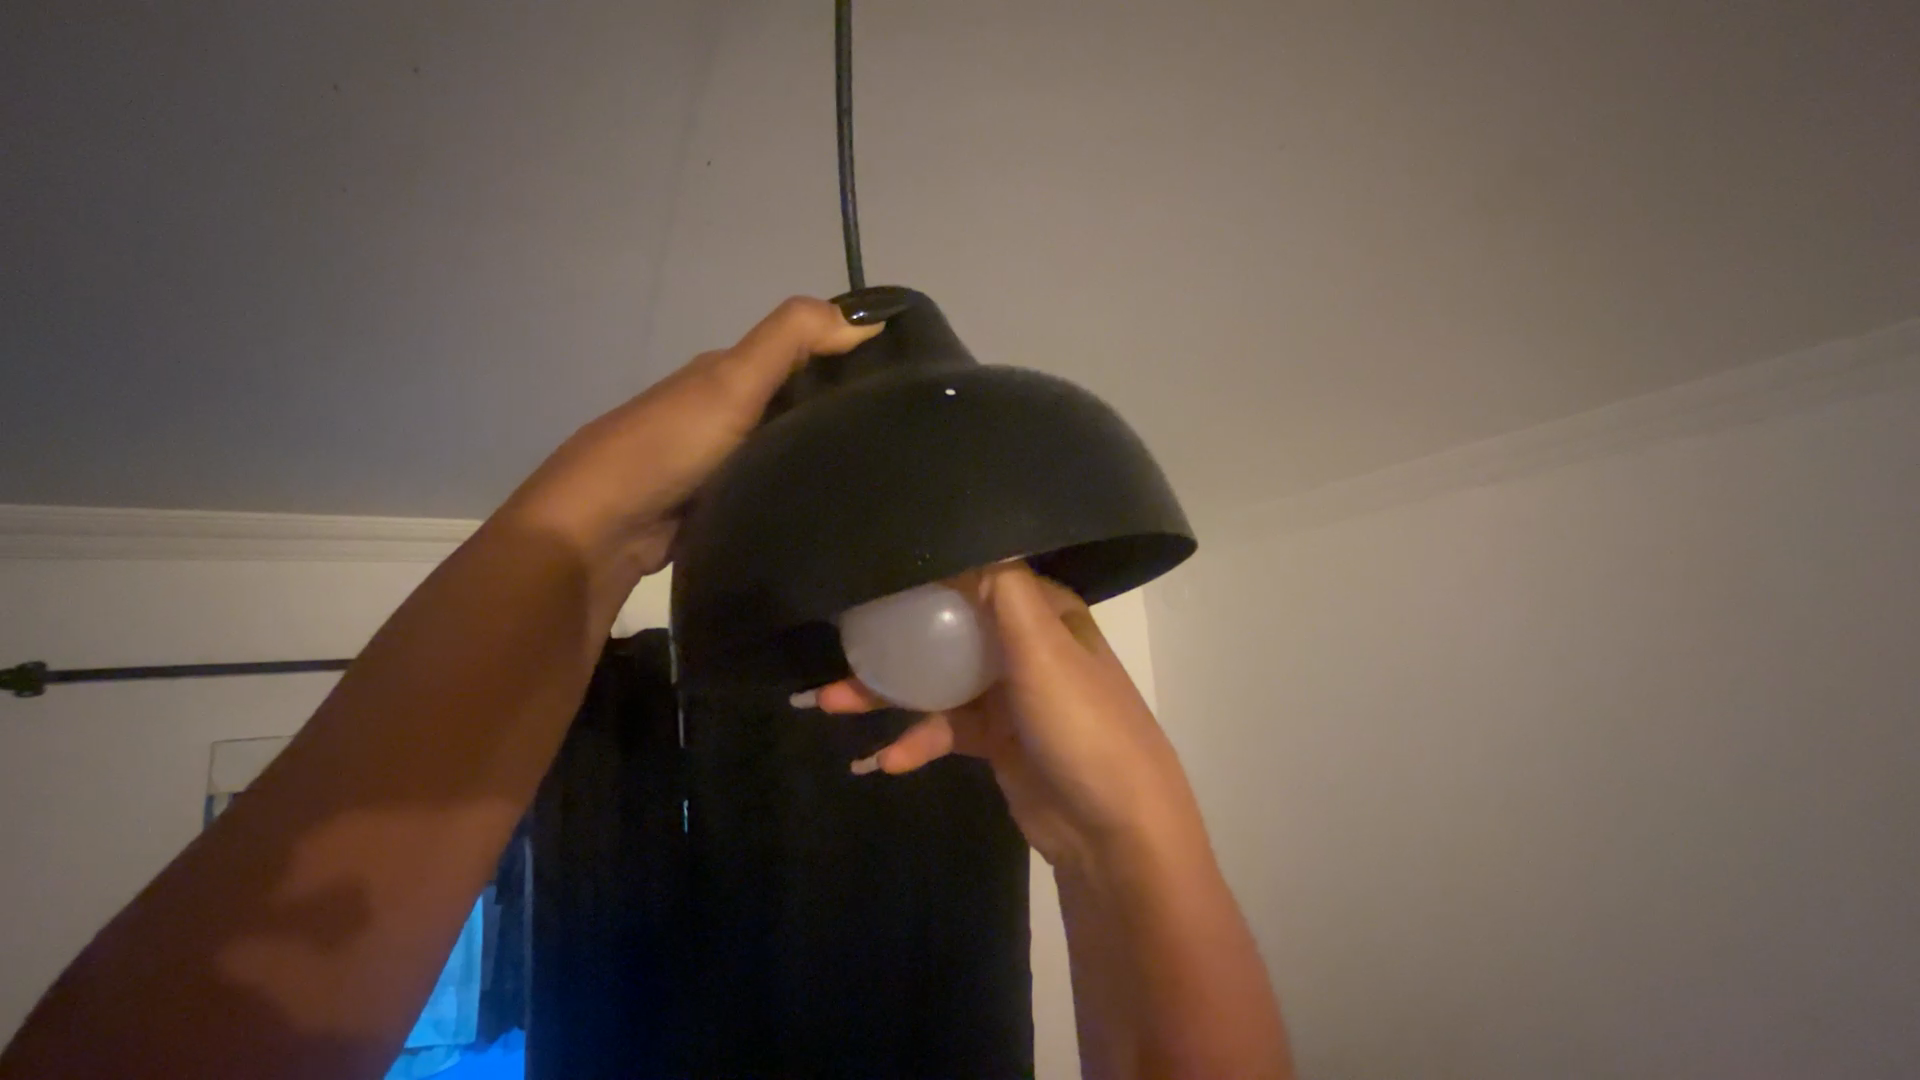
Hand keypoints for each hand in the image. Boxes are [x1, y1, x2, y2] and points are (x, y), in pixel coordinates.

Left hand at [500, 296, 882, 574]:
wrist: (604, 527)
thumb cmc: (671, 443)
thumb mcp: (734, 380)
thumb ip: (792, 339)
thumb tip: (868, 317)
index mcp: (729, 375)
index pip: (803, 355)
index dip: (849, 357)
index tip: (907, 379)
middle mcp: (726, 413)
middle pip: (798, 404)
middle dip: (845, 412)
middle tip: (904, 435)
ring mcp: (723, 463)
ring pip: (789, 450)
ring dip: (825, 455)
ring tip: (882, 473)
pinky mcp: (725, 506)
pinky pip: (776, 489)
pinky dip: (802, 490)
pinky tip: (837, 504)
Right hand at [812, 562, 1204, 867]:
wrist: (1114, 827)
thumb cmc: (1080, 722)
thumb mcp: (1045, 646)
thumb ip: (1004, 589)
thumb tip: (963, 544)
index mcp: (1045, 613)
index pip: (982, 576)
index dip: (933, 573)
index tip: (877, 572)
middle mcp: (1026, 647)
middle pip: (950, 630)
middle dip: (896, 636)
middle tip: (841, 641)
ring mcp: (1010, 696)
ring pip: (938, 682)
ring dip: (889, 693)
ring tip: (831, 702)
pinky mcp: (996, 741)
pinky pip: (944, 731)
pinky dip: (915, 742)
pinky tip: (884, 760)